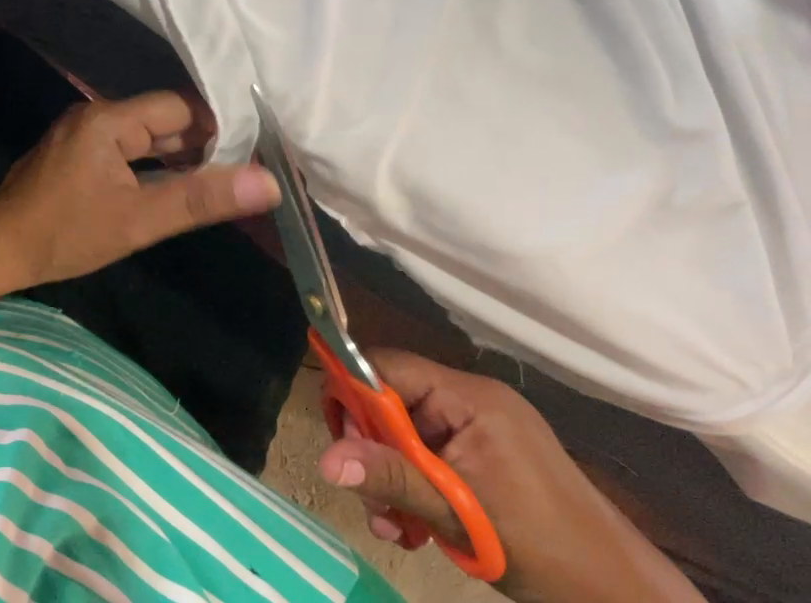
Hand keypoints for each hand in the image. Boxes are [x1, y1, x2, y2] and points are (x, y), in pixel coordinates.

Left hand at [0, 92, 280, 290]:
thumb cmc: (63, 234)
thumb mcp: (138, 220)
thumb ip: (200, 199)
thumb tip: (268, 182)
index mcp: (107, 120)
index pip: (179, 108)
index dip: (221, 127)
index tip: (260, 150)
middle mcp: (93, 117)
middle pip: (162, 121)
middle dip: (205, 143)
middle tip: (253, 168)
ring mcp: (81, 136)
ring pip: (144, 138)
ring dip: (180, 157)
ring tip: (228, 179)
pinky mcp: (75, 156)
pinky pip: (125, 152)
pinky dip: (153, 166)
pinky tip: (179, 187)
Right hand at [317, 351, 703, 602]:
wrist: (622, 598)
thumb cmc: (546, 547)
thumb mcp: (457, 512)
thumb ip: (390, 477)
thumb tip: (324, 460)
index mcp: (471, 399)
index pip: (384, 366)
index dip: (350, 392)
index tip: (337, 438)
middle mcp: (471, 403)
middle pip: (387, 404)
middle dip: (369, 452)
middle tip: (370, 499)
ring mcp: (477, 432)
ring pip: (401, 437)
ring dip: (387, 480)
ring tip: (393, 526)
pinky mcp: (481, 458)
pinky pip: (424, 458)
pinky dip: (410, 489)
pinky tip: (411, 527)